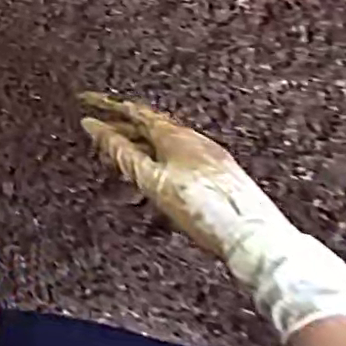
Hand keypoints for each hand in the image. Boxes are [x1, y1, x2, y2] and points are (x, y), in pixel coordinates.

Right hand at [78, 91, 288, 258]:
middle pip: (149, 128)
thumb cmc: (204, 209)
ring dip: (139, 154)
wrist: (260, 245)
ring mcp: (211, 160)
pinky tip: (153, 188)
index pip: (132, 109)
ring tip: (122, 171)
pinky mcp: (221, 180)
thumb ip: (118, 150)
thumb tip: (92, 126)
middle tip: (98, 140)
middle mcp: (194, 141)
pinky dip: (158, 168)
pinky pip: (179, 164)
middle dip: (120, 133)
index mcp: (176, 135)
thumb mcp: (150, 179)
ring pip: (164, 149)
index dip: (106, 104)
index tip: (86, 100)